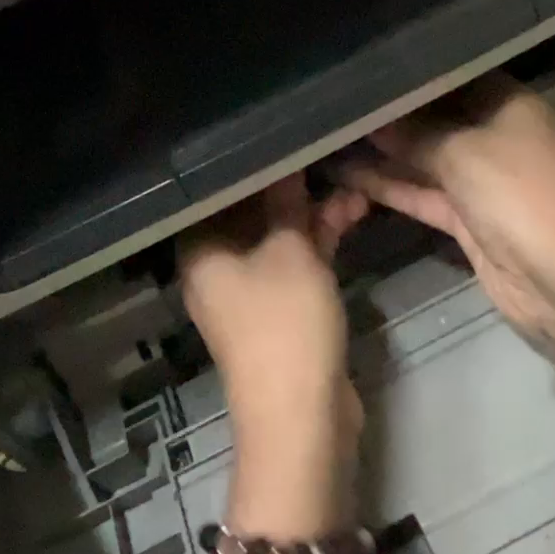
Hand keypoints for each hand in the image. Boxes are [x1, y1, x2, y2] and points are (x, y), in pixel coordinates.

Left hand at [180, 175, 368, 539]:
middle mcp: (217, 267)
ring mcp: (249, 292)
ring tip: (352, 179)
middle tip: (321, 153)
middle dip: (289, 187)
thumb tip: (284, 162)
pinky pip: (294, 264)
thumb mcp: (291, 254)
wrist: (302, 417)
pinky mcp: (279, 311)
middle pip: (249, 213)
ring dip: (311, 213)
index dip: (247, 165)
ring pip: (277, 238)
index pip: (216, 193)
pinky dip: (318, 242)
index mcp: (201, 252)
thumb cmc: (285, 323)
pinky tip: (353, 212)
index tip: (276, 135)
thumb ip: (288, 203)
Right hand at [342, 74, 554, 347]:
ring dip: (384, 151)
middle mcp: (495, 136)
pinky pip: (421, 193)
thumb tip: (373, 121)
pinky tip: (347, 173)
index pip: (454, 77)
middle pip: (436, 118)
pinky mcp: (465, 218)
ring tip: (331, 134)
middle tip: (339, 102)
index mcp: (508, 105)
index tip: (368, 69)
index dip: (413, 75)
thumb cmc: (518, 193)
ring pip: (424, 158)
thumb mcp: (461, 151)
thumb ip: (413, 135)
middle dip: (392, 114)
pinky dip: (390, 185)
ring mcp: (480, 179)